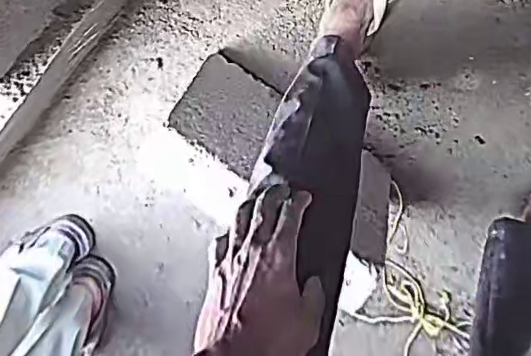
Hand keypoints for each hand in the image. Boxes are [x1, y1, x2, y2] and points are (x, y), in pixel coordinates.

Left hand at [194, 183, 324, 355]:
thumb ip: (315, 295)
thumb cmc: (266, 344)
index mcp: (279, 255)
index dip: (299, 200)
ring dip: (252, 203)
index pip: (291, 213)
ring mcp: (231, 259)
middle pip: (264, 206)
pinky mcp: (215, 274)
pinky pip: (221, 241)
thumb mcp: (308, 322)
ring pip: (240, 216)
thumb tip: (314, 285)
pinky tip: (230, 232)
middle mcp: (253, 249)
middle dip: (276, 193)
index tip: (304, 197)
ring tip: (258, 198)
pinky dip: (229, 231)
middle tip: (283, 190)